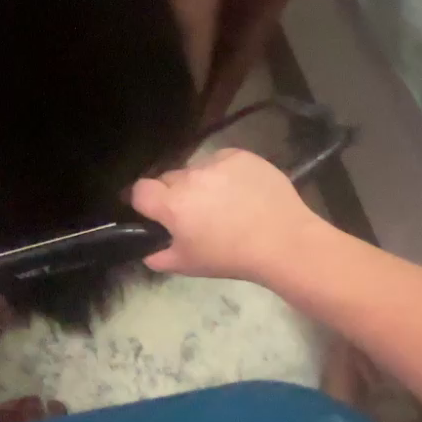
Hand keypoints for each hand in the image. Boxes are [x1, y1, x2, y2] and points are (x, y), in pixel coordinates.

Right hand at [131, 149, 328, 282]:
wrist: (282, 241)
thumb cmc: (229, 257)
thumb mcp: (187, 265)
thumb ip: (158, 258)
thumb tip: (148, 252)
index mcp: (172, 205)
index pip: (139, 190)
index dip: (140, 200)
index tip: (148, 211)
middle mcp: (190, 177)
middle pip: (167, 178)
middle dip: (171, 194)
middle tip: (188, 213)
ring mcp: (217, 162)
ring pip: (194, 169)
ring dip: (196, 183)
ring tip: (217, 202)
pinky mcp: (240, 155)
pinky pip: (219, 161)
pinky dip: (221, 174)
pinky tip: (236, 191)